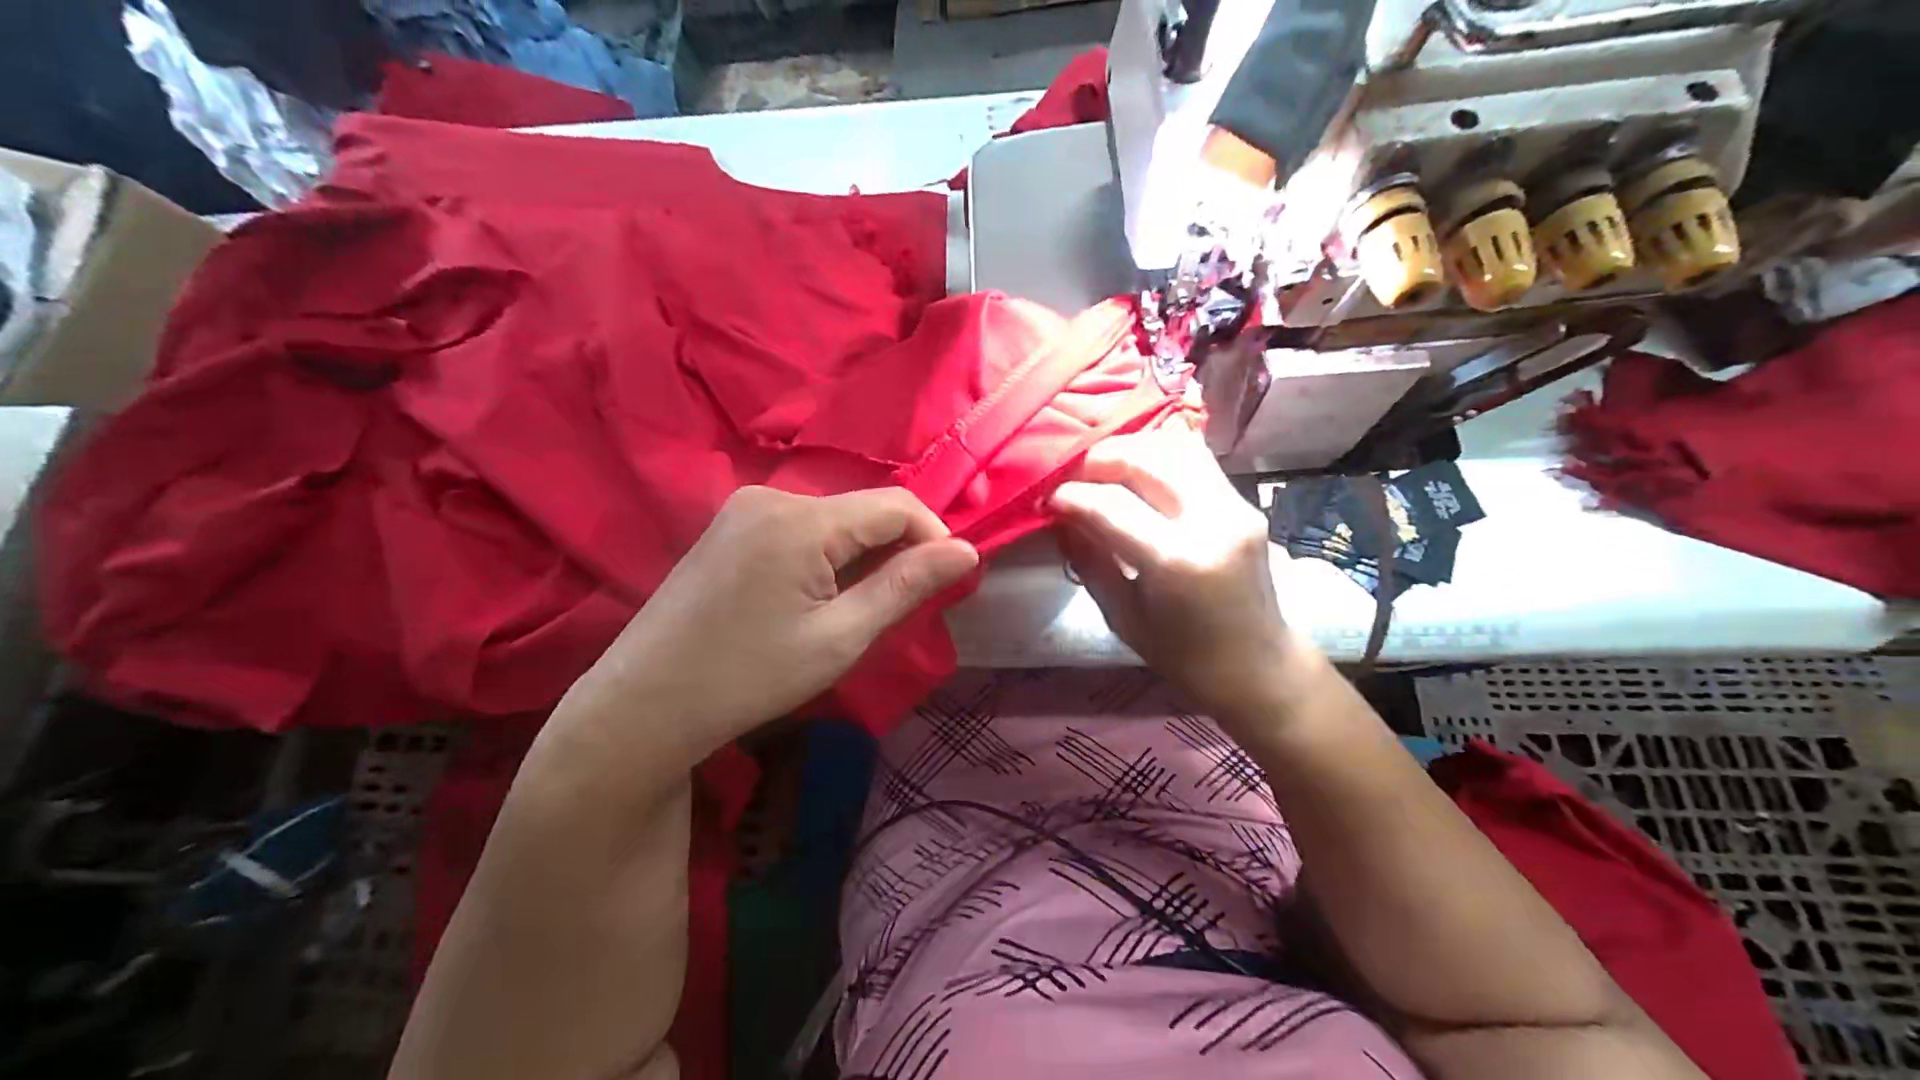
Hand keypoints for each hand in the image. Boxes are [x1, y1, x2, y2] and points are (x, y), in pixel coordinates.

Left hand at [560, 486, 978, 760]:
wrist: (644, 704)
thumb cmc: (749, 677)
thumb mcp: (840, 638)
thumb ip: (906, 586)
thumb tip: (966, 551)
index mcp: (801, 519)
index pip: (896, 505)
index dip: (934, 537)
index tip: (949, 583)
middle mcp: (772, 496)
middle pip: (863, 509)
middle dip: (897, 549)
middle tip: (905, 606)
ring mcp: (744, 508)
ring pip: (833, 518)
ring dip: (862, 554)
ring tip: (860, 608)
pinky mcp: (729, 526)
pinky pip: (799, 527)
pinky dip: (826, 554)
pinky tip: (817, 596)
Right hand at [1050, 425, 1314, 722]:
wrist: (1258, 666)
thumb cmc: (1184, 656)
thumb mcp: (1123, 617)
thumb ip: (1090, 561)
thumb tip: (1060, 518)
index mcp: (1177, 561)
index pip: (1112, 506)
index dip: (1071, 496)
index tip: (1046, 499)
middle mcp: (1211, 522)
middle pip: (1145, 459)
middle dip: (1098, 460)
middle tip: (1071, 477)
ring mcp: (1235, 506)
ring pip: (1175, 447)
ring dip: (1130, 451)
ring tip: (1101, 471)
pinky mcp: (1243, 503)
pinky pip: (1195, 460)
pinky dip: (1158, 456)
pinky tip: (1135, 472)